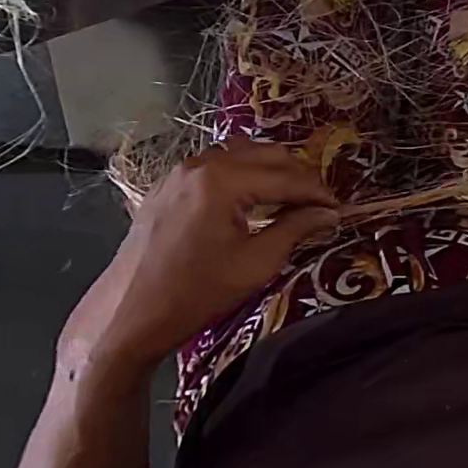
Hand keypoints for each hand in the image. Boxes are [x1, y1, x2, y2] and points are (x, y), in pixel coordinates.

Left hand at [73, 142, 338, 370]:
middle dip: (296, 175)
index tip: (339, 208)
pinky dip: (241, 173)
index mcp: (223, 179)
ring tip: (292, 198)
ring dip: (269, 170)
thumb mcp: (253, 265)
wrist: (128, 313)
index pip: (285, 176)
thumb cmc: (194, 293)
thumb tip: (329, 214)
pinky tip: (252, 197)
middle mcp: (202, 162)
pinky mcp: (169, 183)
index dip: (317, 192)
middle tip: (320, 203)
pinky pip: (215, 165)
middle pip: (264, 154)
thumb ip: (294, 230)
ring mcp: (181, 170)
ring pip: (239, 154)